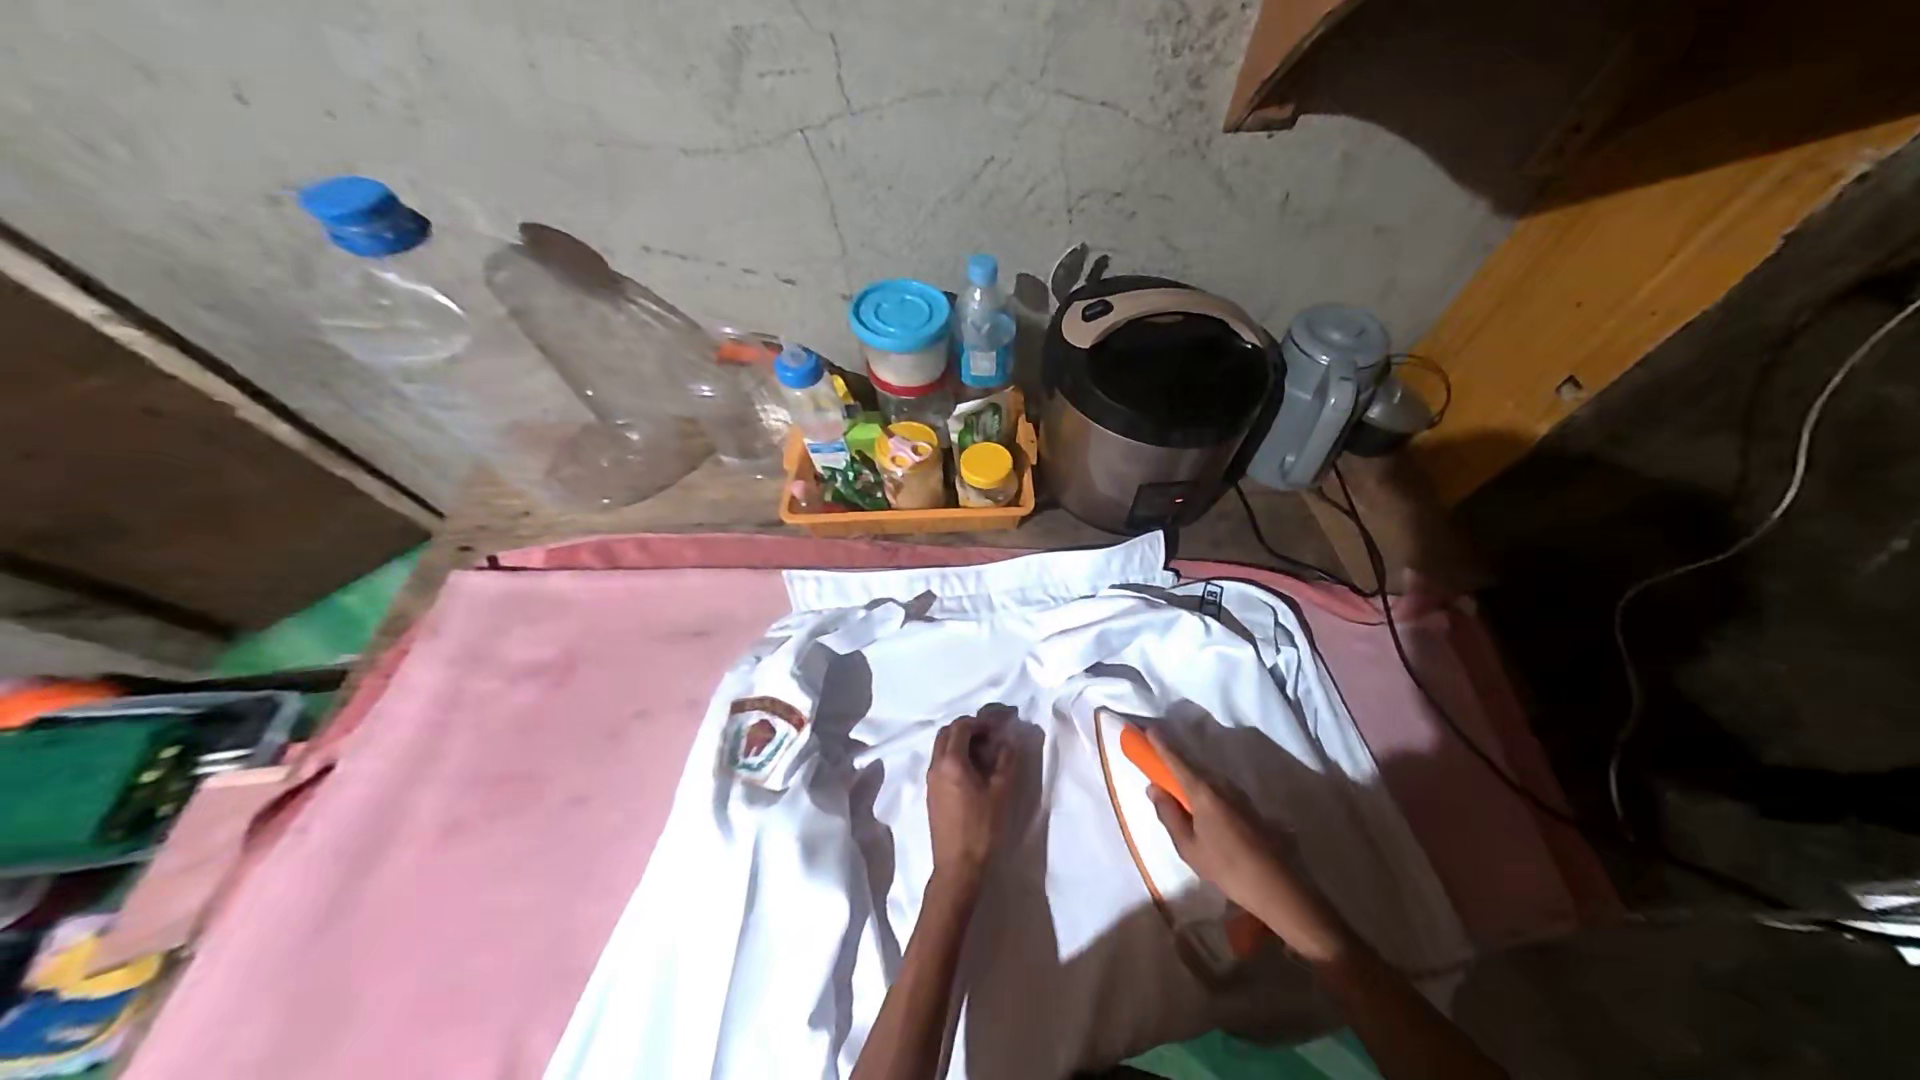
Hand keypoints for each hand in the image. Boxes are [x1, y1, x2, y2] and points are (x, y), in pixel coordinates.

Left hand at [926, 713, 1014, 890]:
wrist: (958, 865)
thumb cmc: (982, 827)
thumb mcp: (1000, 791)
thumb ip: (1005, 760)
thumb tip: (1008, 740)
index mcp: (951, 761)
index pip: (960, 727)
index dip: (979, 722)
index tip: (997, 729)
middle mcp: (935, 766)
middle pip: (946, 733)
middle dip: (967, 729)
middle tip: (990, 737)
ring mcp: (931, 781)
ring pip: (941, 748)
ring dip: (960, 743)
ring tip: (984, 754)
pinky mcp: (932, 794)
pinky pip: (940, 763)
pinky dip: (955, 757)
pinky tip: (974, 772)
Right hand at [1144, 728, 1345, 960]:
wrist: (1280, 889)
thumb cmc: (1227, 868)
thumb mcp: (1188, 847)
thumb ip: (1169, 814)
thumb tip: (1154, 788)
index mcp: (1204, 792)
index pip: (1177, 761)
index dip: (1161, 745)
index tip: (1149, 729)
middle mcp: (1224, 786)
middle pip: (1194, 769)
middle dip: (1176, 765)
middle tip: (1160, 769)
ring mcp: (1242, 797)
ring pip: (1211, 782)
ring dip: (1194, 783)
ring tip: (1182, 797)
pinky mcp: (1254, 810)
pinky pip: (1223, 794)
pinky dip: (1210, 796)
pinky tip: (1208, 817)